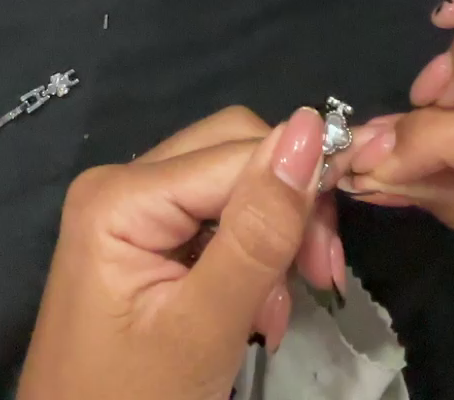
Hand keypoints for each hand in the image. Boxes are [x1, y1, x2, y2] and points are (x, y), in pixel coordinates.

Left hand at [20, 106, 351, 399]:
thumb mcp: (204, 327)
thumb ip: (259, 231)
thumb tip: (310, 125)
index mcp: (121, 194)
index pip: (235, 151)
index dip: (296, 185)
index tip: (332, 261)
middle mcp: (122, 180)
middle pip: (234, 152)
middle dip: (285, 210)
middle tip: (319, 279)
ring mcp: (131, 206)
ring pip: (233, 181)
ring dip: (273, 237)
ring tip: (276, 313)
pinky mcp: (145, 233)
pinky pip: (217, 214)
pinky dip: (250, 253)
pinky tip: (257, 307)